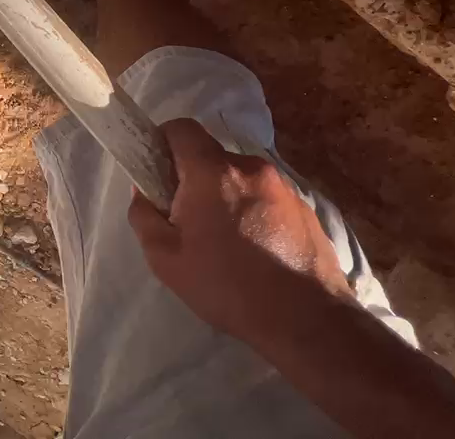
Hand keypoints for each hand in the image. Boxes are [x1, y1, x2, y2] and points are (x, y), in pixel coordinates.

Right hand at [128, 119, 352, 343]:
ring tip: (228, 238)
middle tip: (190, 216)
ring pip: (240, 178)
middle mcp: (250, 168)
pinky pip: (266, 197)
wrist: (311, 325)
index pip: (180, 128)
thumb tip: (145, 193)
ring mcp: (284, 188)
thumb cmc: (228, 286)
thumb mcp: (164, 257)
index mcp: (212, 172)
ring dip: (227, 195)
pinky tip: (257, 249)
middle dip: (195, 177)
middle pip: (211, 156)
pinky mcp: (308, 210)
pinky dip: (255, 212)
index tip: (159, 172)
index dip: (163, 143)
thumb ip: (143, 214)